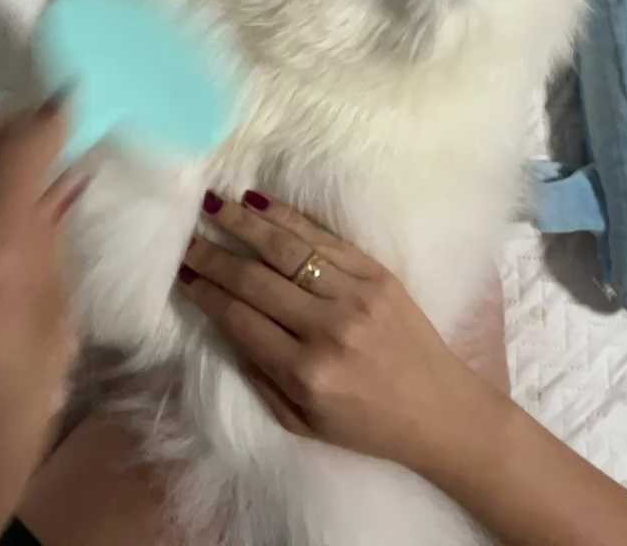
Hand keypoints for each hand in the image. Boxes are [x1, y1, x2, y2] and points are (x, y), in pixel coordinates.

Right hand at [176, 190, 500, 471]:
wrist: (445, 413)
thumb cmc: (367, 424)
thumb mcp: (302, 421)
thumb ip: (258, 373)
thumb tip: (222, 318)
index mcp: (306, 372)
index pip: (239, 318)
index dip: (206, 292)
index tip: (182, 273)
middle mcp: (328, 329)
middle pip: (254, 279)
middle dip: (212, 255)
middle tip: (186, 237)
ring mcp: (355, 295)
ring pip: (285, 248)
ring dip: (242, 222)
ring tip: (212, 203)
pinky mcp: (377, 273)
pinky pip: (323, 236)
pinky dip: (286, 215)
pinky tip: (257, 201)